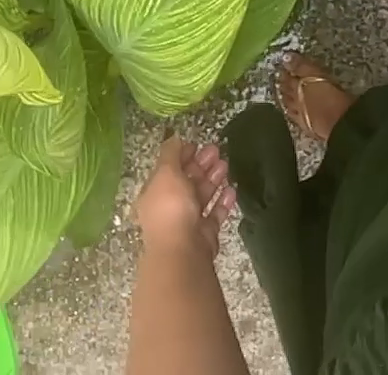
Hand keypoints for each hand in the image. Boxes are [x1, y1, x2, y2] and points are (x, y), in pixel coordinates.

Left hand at [134, 136, 235, 257]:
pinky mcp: (204, 234)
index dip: (182, 155)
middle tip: (217, 150)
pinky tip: (232, 190)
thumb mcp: (166, 173)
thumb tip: (174, 137)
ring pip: (202, 196)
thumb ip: (170, 153)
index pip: (168, 170)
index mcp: (155, 194)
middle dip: (201, 165)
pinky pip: (215, 214)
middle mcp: (169, 208)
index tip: (198, 144)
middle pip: (187, 182)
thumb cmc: (171, 208)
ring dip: (214, 179)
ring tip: (227, 165)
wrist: (183, 250)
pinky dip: (223, 201)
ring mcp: (187, 222)